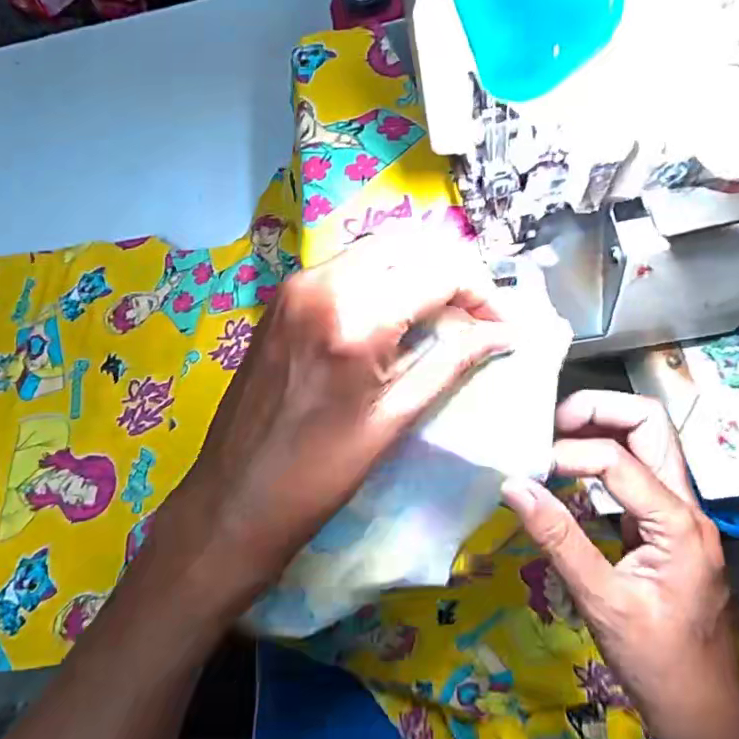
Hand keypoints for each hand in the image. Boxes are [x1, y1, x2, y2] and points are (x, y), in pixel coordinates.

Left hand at [142, 233, 511, 618]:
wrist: (234, 494)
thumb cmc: (318, 473)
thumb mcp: (394, 418)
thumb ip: (451, 361)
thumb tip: (504, 332)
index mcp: (355, 318)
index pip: (439, 271)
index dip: (481, 292)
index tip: (501, 325)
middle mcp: (323, 283)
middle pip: (409, 244)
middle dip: (452, 271)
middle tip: (475, 315)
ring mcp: (296, 285)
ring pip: (378, 249)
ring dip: (418, 269)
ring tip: (443, 314)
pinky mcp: (282, 295)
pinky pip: (346, 266)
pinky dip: (382, 276)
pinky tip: (397, 312)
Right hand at [500, 391, 738, 738]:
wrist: (707, 717)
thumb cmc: (660, 666)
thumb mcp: (602, 603)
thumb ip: (558, 538)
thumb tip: (513, 484)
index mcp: (679, 523)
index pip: (616, 459)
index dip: (566, 456)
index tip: (527, 472)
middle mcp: (687, 507)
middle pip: (651, 425)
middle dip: (599, 410)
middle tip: (549, 424)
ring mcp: (680, 515)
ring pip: (648, 443)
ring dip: (602, 429)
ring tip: (553, 440)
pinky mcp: (666, 528)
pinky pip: (637, 473)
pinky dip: (602, 460)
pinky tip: (569, 475)